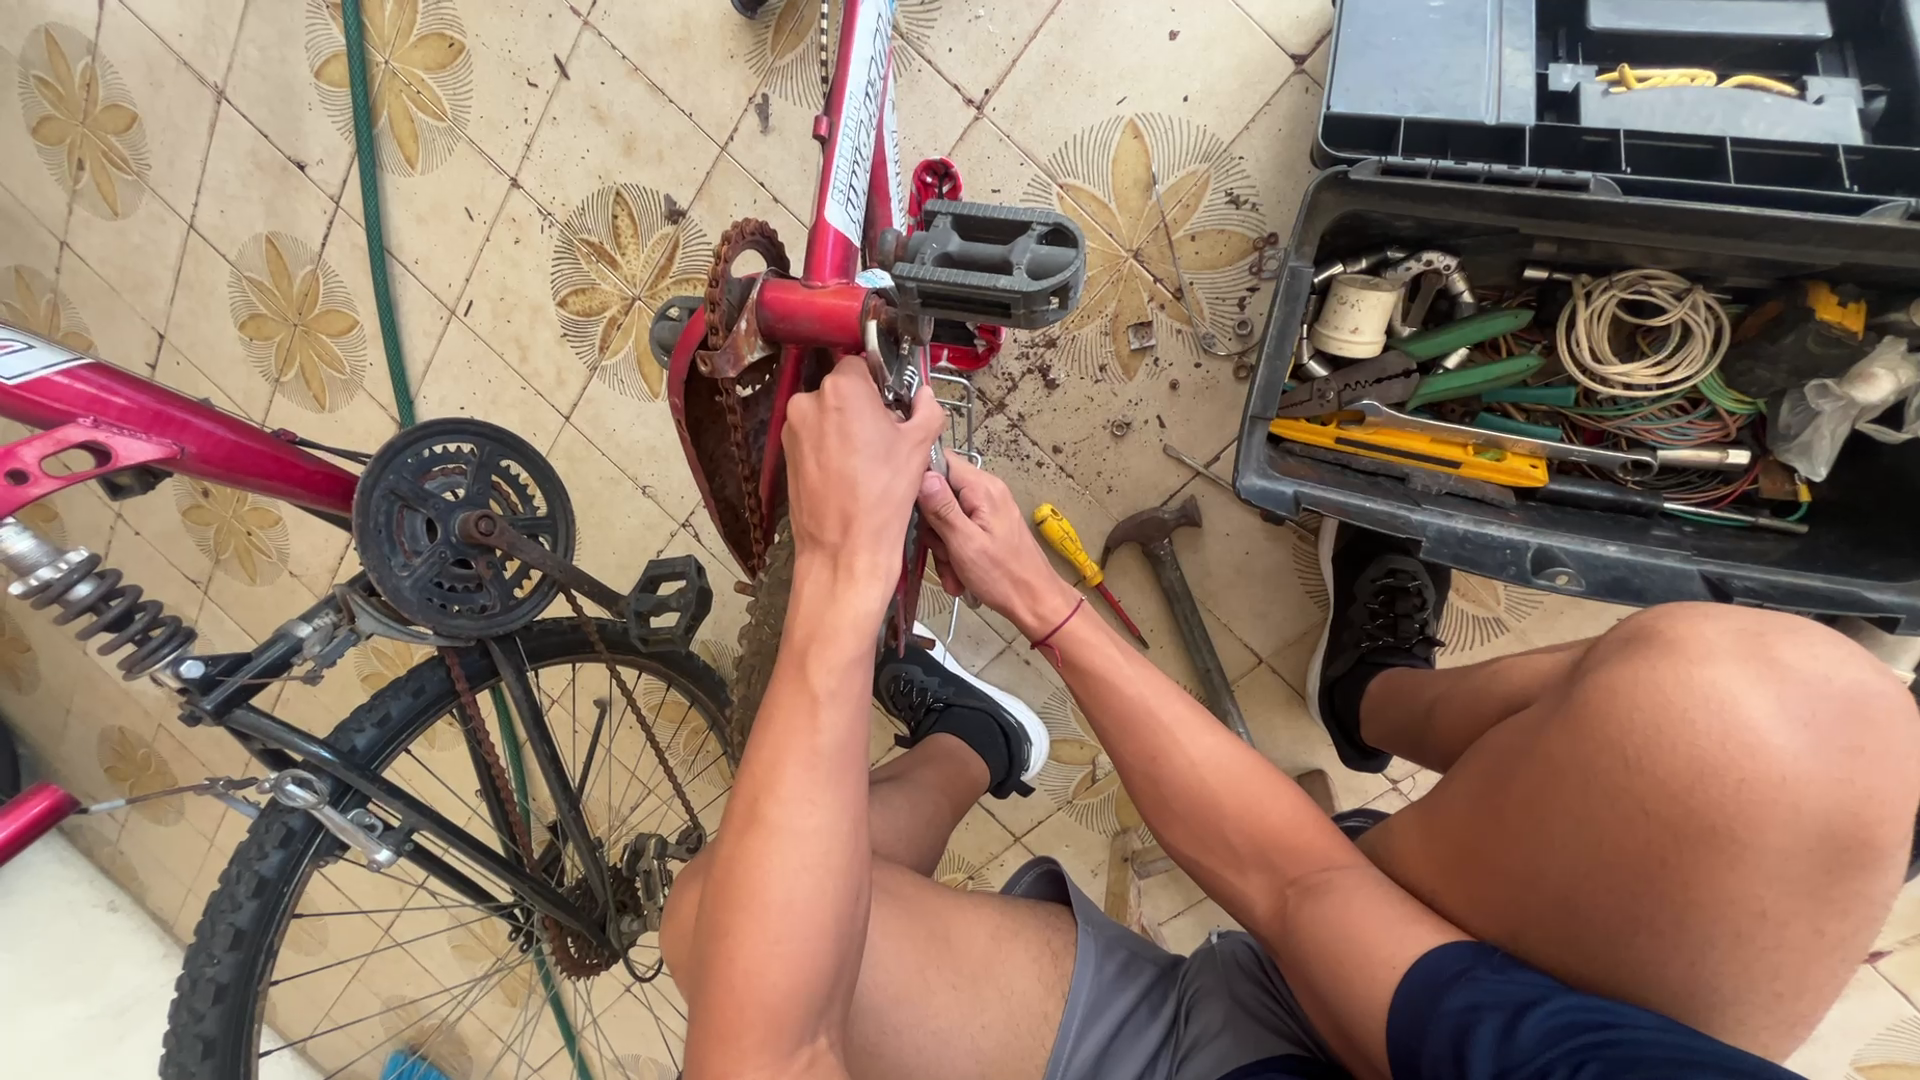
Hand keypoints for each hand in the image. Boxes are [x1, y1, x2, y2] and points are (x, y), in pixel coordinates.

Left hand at [782, 355, 947, 598]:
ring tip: (868, 462)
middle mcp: (809, 402)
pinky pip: (814, 440)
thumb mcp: (918, 447)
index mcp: (842, 389)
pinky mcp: (786, 455)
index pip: (860, 365)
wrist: (845, 548)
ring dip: (846, 429)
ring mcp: (793, 430)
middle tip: (885, 437)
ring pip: (827, 416)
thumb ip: (926, 411)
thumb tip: (925, 397)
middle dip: (863, 408)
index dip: (880, 385)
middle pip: (842, 391)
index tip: (892, 402)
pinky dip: (831, 449)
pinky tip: (850, 474)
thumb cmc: (880, 499)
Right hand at [916, 456, 1080, 639]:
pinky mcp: (987, 528)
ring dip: (943, 548)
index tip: (914, 511)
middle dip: (933, 528)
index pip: (940, 462)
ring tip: (954, 571)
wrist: (1035, 602)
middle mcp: (986, 492)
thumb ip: (942, 508)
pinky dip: (955, 555)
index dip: (921, 482)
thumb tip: (922, 474)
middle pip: (940, 494)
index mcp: (982, 488)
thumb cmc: (1004, 576)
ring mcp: (987, 510)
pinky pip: (959, 533)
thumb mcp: (965, 543)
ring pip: (946, 519)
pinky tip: (959, 576)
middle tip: (942, 552)